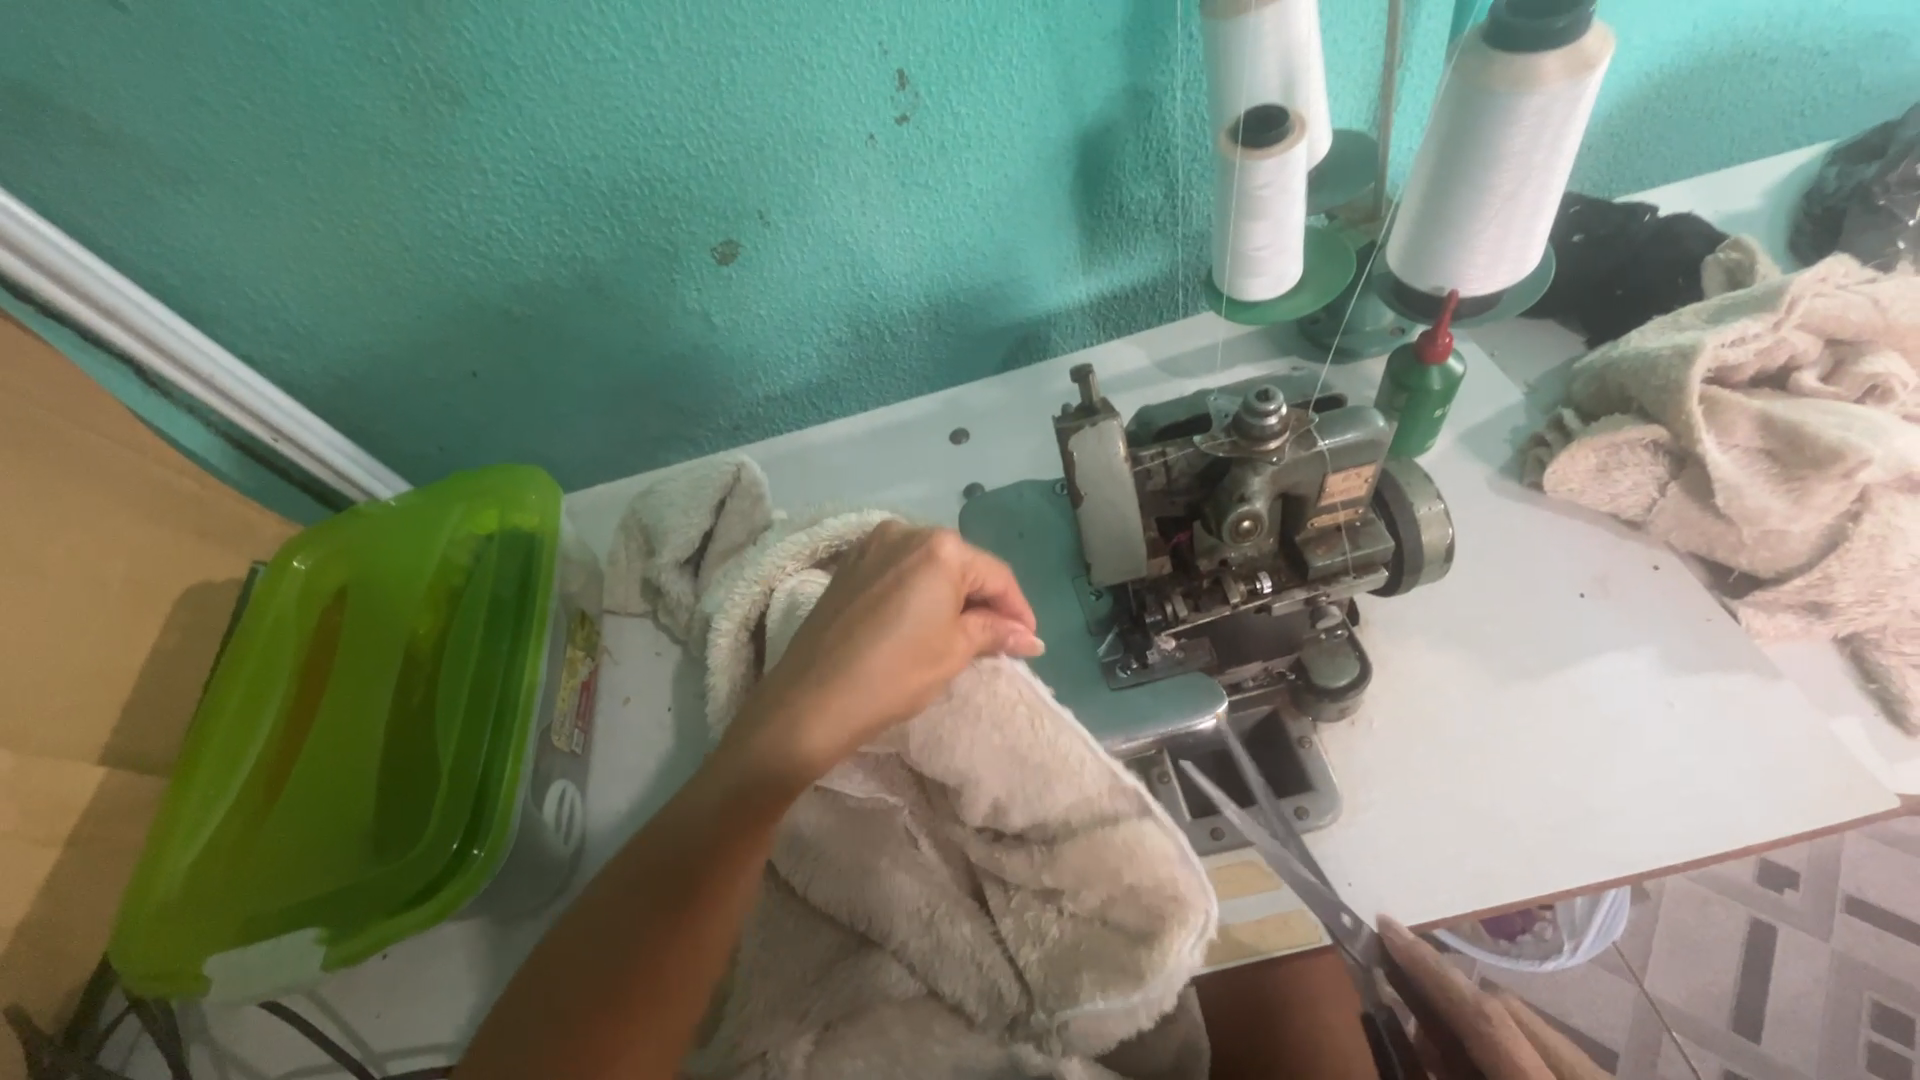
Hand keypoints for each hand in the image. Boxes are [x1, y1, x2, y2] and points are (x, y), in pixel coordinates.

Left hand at [715, 522, 1043, 796]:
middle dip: (984, 600)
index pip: (997, 575)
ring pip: (929, 566)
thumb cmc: (894, 673)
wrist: (812, 700)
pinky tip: (922, 621)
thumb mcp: (954, 651)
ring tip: (962, 632)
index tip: (1029, 642)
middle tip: (999, 639)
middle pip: (962, 564)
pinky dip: (918, 592)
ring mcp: (872, 545)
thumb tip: (1029, 636)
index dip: (1018, 610)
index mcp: (941, 547)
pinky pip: (899, 571)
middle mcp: (906, 531)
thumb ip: (995, 632)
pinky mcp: (848, 565)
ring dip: (951, 595)